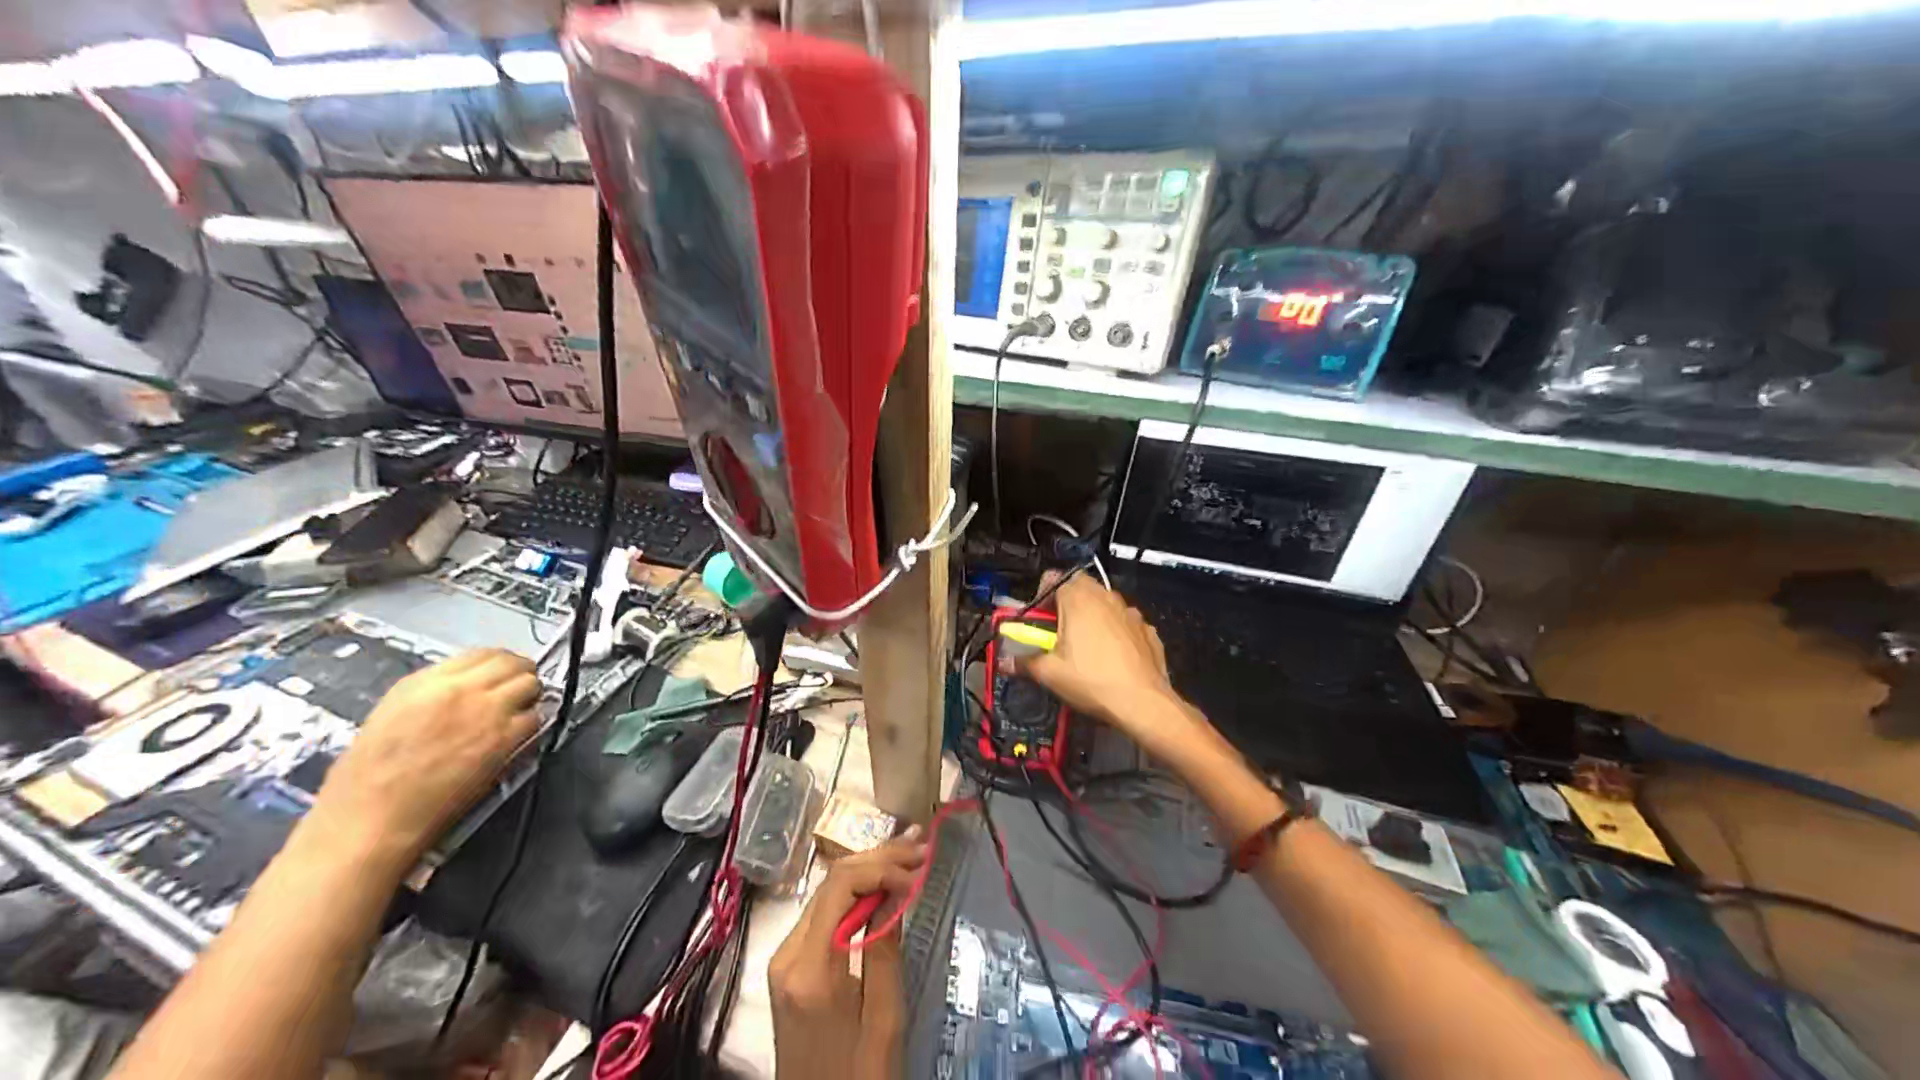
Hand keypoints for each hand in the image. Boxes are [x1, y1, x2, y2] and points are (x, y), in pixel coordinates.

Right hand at [306, 649, 541, 869]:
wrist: (369, 823)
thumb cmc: (364, 782)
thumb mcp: (389, 718)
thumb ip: (431, 695)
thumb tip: (465, 689)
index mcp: (423, 683)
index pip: (482, 653)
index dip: (499, 662)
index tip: (502, 673)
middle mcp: (459, 690)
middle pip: (514, 663)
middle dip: (520, 674)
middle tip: (518, 690)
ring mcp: (485, 712)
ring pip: (531, 685)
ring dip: (529, 697)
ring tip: (519, 711)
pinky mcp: (504, 740)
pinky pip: (535, 719)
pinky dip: (531, 725)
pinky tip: (517, 737)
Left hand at [770, 831, 927, 1079]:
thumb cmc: (860, 1075)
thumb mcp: (884, 1017)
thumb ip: (885, 947)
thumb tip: (896, 889)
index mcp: (808, 967)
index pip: (838, 886)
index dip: (881, 866)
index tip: (918, 871)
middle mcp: (787, 953)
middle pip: (831, 882)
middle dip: (878, 859)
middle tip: (920, 846)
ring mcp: (785, 959)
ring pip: (828, 893)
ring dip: (869, 871)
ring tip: (909, 854)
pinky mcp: (791, 966)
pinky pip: (825, 914)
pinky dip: (856, 894)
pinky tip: (884, 883)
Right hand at [1021, 572, 1201, 751]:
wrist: (1144, 703)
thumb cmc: (1091, 680)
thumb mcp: (1050, 673)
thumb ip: (1024, 662)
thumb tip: (1004, 662)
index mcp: (1078, 599)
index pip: (1053, 578)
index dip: (1041, 597)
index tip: (1039, 621)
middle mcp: (1106, 596)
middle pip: (1079, 587)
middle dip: (1066, 604)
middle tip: (1058, 633)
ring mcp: (1131, 612)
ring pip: (1104, 604)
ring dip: (1092, 616)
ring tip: (1085, 647)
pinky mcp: (1148, 630)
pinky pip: (1124, 623)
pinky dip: (1115, 632)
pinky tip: (1113, 658)